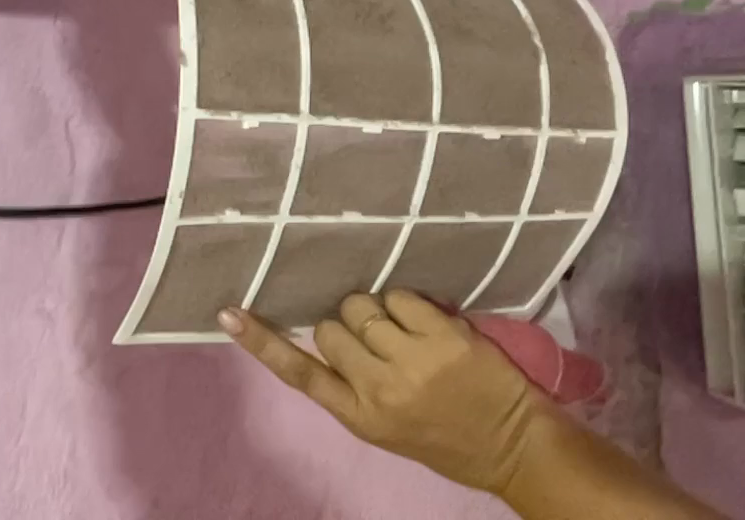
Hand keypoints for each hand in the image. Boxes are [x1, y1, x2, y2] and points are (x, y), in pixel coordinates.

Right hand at [221, 291, 544, 494]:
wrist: (515, 447)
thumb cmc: (446, 438)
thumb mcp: (385, 426)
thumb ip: (352, 381)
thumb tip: (326, 328)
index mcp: (358, 416)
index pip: (298, 373)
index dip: (262, 341)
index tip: (228, 312)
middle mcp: (377, 389)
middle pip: (330, 327)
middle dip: (348, 327)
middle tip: (378, 342)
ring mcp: (410, 361)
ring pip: (362, 306)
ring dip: (377, 311)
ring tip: (404, 332)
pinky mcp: (442, 338)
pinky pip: (401, 297)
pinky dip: (409, 304)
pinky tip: (428, 324)